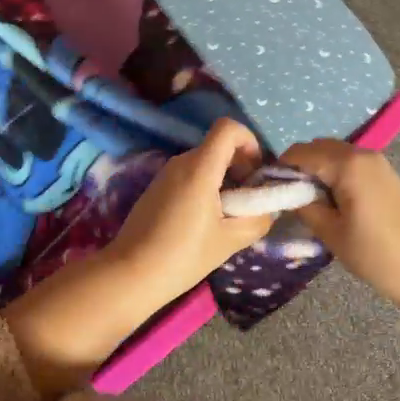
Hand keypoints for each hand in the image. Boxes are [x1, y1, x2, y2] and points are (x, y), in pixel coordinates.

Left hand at [110, 118, 276, 307]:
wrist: (131, 273)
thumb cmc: (183, 255)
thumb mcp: (230, 241)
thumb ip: (256, 219)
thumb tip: (268, 208)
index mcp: (200, 168)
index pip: (227, 128)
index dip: (249, 141)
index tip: (256, 172)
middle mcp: (181, 161)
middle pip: (218, 146)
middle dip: (240, 166)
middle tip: (249, 200)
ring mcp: (165, 173)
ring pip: (204, 162)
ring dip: (223, 179)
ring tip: (229, 216)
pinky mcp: (156, 187)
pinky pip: (188, 175)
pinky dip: (205, 187)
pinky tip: (205, 221)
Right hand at [279, 138, 399, 325]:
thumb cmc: (378, 257)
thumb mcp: (332, 234)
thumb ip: (304, 206)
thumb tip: (283, 192)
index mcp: (348, 164)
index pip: (300, 152)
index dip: (280, 168)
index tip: (268, 190)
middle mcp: (363, 153)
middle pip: (317, 147)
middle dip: (298, 166)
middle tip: (286, 197)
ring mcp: (379, 162)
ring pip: (334, 154)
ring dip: (317, 170)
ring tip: (308, 202)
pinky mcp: (387, 175)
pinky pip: (351, 163)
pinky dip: (335, 174)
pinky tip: (332, 202)